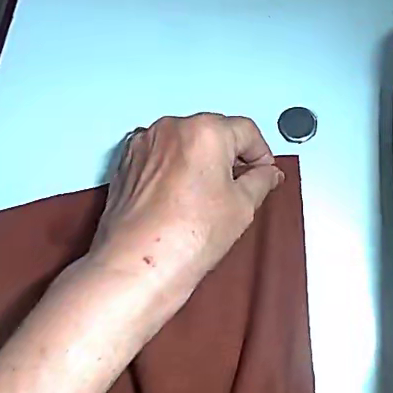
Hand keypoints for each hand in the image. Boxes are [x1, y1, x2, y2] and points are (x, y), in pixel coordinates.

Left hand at [85, 113, 284, 316]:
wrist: (137, 264)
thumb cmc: (182, 237)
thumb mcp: (242, 206)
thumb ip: (261, 180)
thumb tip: (266, 174)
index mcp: (204, 130)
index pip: (246, 130)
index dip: (261, 153)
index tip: (264, 171)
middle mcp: (170, 128)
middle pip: (213, 131)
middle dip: (230, 155)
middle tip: (241, 186)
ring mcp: (143, 143)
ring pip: (184, 142)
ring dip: (200, 161)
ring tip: (207, 198)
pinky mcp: (126, 161)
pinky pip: (160, 156)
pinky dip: (173, 169)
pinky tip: (181, 199)